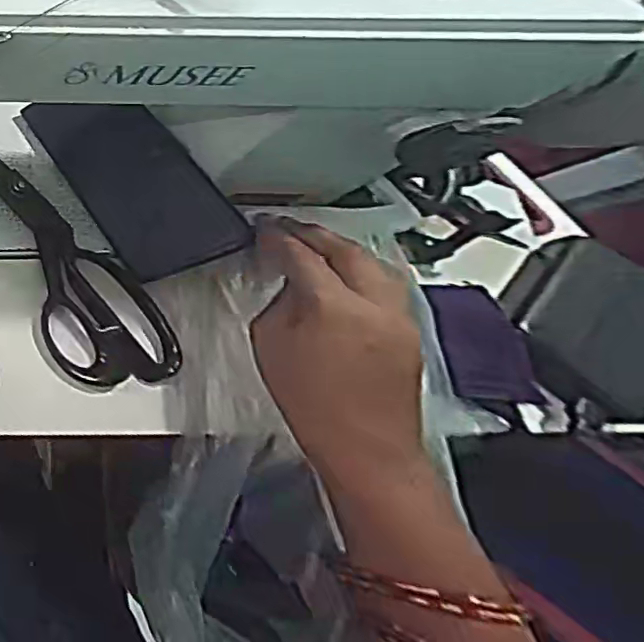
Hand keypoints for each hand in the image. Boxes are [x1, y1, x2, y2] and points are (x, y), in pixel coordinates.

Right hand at [251, 219, 426, 487]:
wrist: (363, 445)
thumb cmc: (311, 400)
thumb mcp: (269, 339)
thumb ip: (281, 301)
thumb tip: (290, 283)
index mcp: (333, 306)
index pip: (301, 254)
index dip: (277, 237)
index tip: (263, 229)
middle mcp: (374, 307)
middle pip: (345, 251)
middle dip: (313, 234)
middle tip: (286, 227)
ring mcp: (399, 320)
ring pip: (373, 264)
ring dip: (341, 248)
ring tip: (314, 244)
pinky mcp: (410, 333)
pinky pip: (386, 285)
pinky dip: (360, 269)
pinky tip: (341, 273)